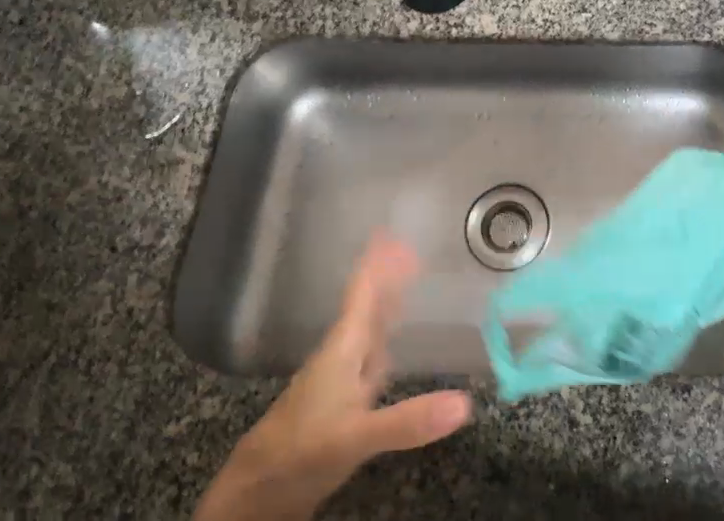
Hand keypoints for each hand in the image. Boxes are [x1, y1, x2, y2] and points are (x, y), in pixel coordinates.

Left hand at [194, 235, 472, 520]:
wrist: (258, 492)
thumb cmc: (301, 451)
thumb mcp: (356, 437)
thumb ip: (408, 420)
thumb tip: (465, 402)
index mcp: (343, 350)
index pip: (363, 294)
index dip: (378, 263)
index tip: (392, 230)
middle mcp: (343, 357)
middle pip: (368, 306)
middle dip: (388, 277)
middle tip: (412, 249)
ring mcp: (341, 382)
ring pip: (368, 331)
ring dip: (387, 305)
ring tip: (410, 282)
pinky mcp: (343, 405)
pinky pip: (371, 358)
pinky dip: (387, 341)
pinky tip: (395, 346)